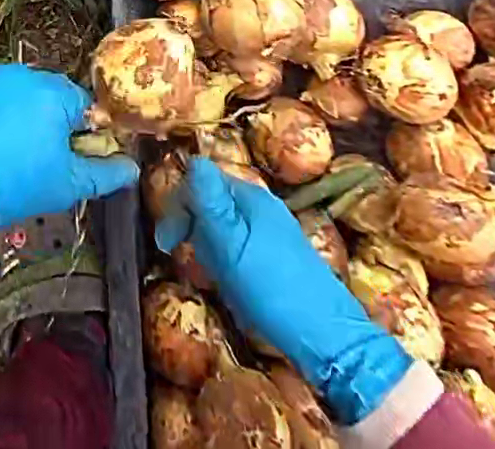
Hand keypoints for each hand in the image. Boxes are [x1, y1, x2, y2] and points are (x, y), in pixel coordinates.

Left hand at [0, 64, 139, 256]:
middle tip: (41, 155)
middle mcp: (30, 74)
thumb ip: (106, 173)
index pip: (86, 106)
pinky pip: (1, 88)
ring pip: (28, 90)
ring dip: (28, 110)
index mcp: (57, 94)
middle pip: (57, 95)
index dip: (82, 132)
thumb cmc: (14, 185)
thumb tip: (132, 167)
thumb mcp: (67, 186)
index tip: (69, 155)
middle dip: (54, 120)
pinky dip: (2, 104)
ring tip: (13, 145)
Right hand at [156, 158, 409, 424]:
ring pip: (223, 223)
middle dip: (194, 228)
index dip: (178, 207)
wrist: (328, 337)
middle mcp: (261, 203)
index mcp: (249, 196)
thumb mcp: (231, 246)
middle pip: (211, 200)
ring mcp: (272, 227)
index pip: (200, 180)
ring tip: (216, 276)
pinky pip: (240, 242)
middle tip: (193, 262)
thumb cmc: (272, 291)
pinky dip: (228, 258)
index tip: (166, 243)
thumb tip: (194, 158)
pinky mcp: (278, 250)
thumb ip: (211, 203)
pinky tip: (234, 282)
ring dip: (210, 246)